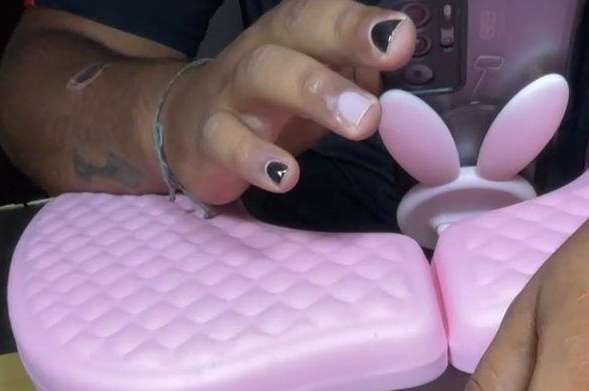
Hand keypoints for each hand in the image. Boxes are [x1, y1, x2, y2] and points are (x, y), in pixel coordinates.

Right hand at [159, 0, 412, 203]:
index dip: (361, 21)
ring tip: (362, 124)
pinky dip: (256, 159)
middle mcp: (263, 52)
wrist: (186, 128)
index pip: (325, 13)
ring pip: (266, 76)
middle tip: (393, 55)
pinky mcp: (209, 139)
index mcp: (293, 35)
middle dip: (346, 37)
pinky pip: (228, 142)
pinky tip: (287, 175)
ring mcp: (232, 94)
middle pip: (298, 31)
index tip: (403, 34)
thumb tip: (392, 82)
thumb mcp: (316, 86)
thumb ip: (356, 77)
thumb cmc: (267, 106)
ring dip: (315, 93)